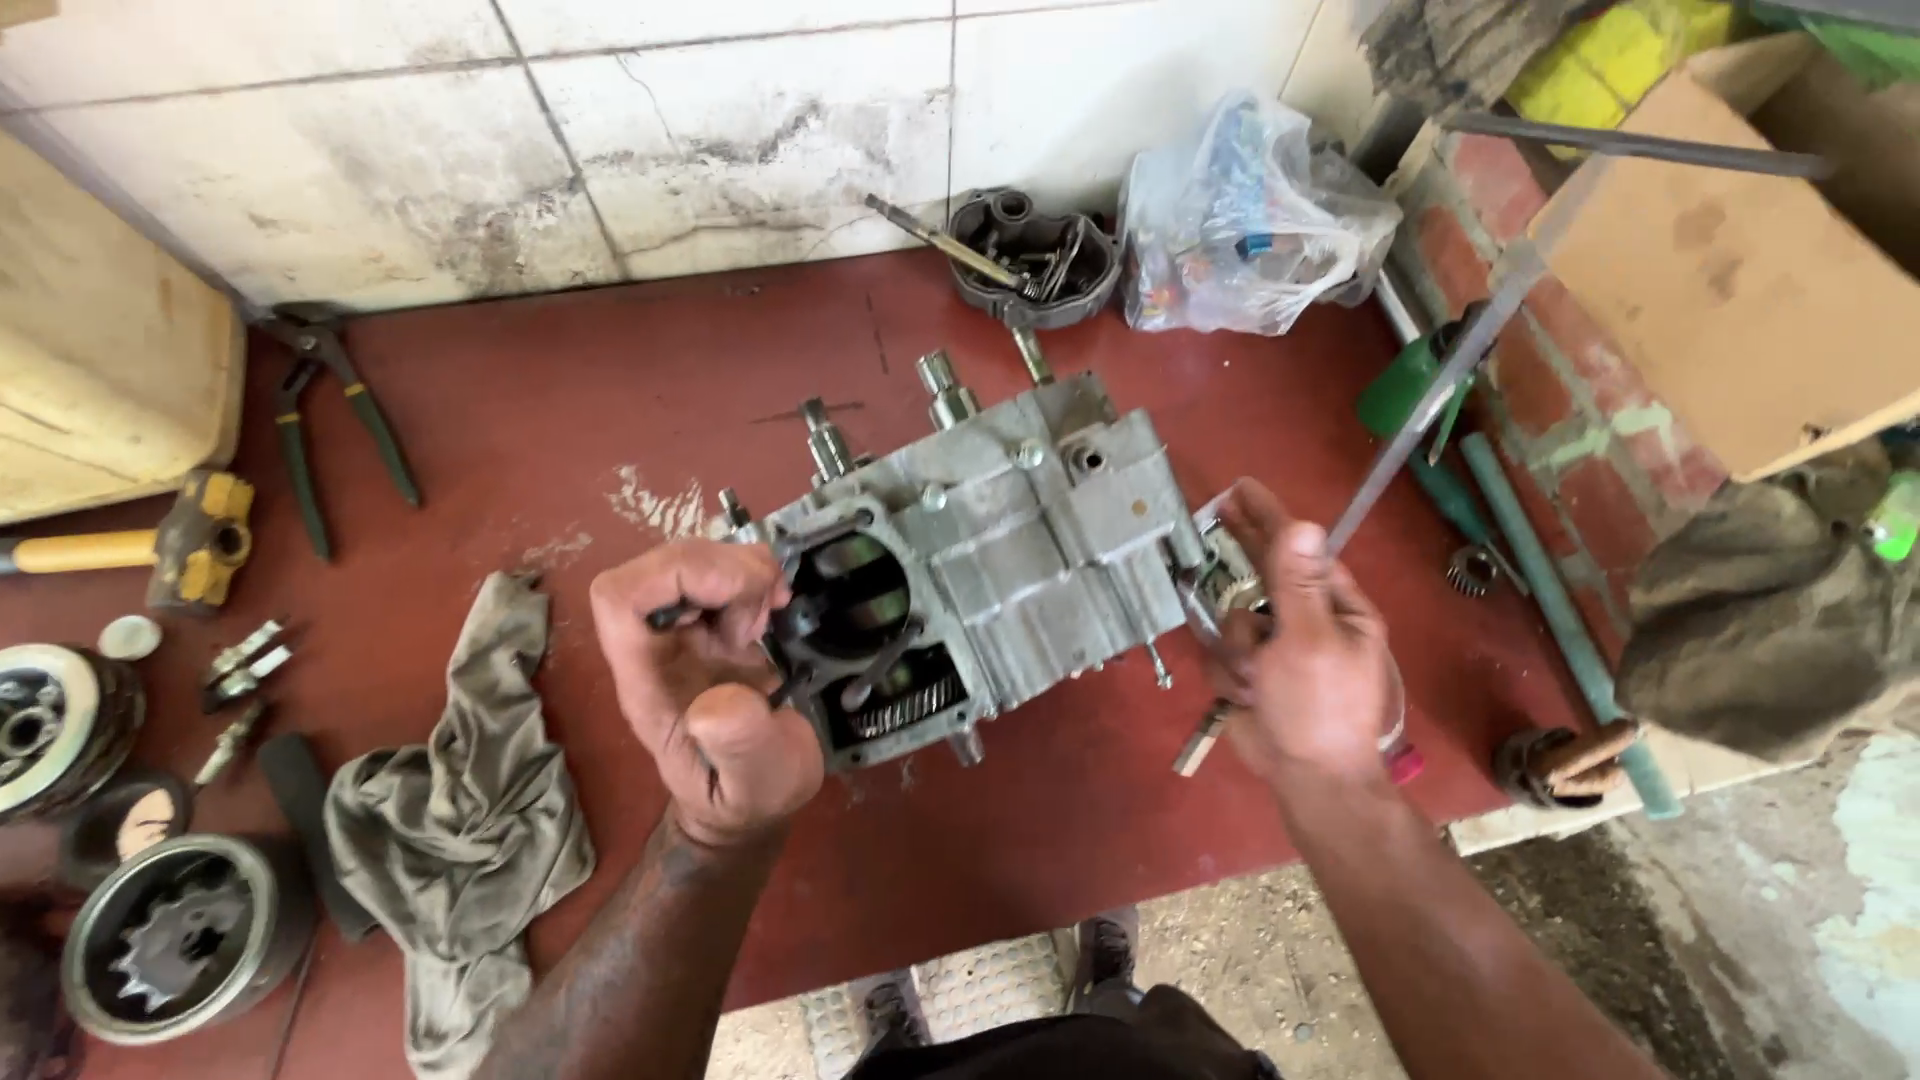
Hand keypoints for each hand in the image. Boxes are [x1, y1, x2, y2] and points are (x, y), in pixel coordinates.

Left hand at [590, 540, 823, 847]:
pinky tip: (778, 604)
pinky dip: (756, 572)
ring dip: (743, 569)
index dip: (675, 576)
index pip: (621, 597)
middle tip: (765, 615)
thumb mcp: (754, 782)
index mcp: (647, 679)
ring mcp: (686, 632)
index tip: (738, 602)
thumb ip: (739, 745)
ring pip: (693, 560)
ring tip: (773, 612)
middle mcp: (658, 645)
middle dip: (724, 571)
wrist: (755, 799)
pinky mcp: (717, 625)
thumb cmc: (747, 795)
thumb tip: (718, 701)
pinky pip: (723, 571)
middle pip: (662, 566)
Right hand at [1202, 480, 1393, 785]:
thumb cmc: (1320, 707)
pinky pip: (1218, 653)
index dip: (1269, 517)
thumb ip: (1296, 583)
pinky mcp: (1247, 673)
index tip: (1241, 488)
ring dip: (1235, 650)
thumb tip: (1302, 524)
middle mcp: (1304, 620)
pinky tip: (1244, 696)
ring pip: (1229, 619)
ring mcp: (1273, 648)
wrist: (1306, 777)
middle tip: (1214, 517)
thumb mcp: (1309, 641)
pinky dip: (1227, 675)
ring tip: (1253, 679)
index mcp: (1335, 608)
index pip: (1297, 550)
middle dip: (1238, 566)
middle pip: (1260, 576)